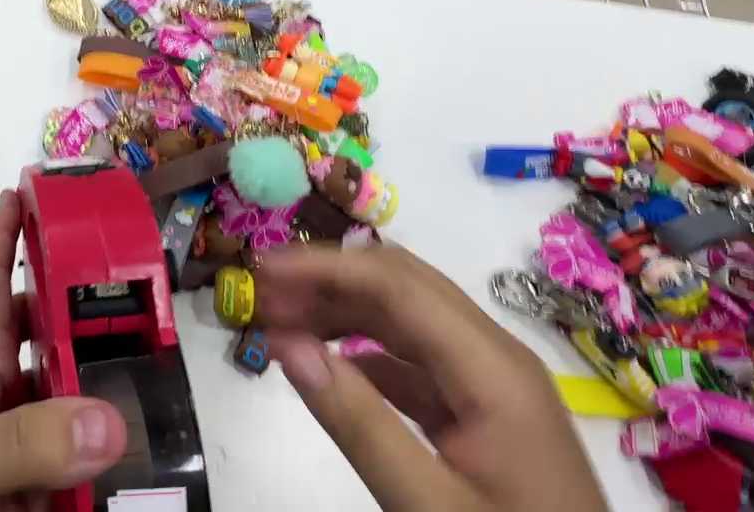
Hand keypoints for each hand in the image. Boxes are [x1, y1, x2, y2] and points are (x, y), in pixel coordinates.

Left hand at [0, 189, 126, 510]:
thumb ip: (20, 443)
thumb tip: (108, 418)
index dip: (6, 237)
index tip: (28, 191)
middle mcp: (4, 405)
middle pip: (50, 342)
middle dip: (88, 313)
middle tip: (142, 301)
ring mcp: (19, 454)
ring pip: (74, 406)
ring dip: (110, 392)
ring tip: (164, 380)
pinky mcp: (33, 500)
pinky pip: (82, 472)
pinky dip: (110, 466)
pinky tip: (145, 466)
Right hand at [256, 246, 606, 511]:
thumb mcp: (429, 509)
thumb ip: (357, 424)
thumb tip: (285, 342)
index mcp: (492, 369)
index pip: (395, 285)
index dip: (323, 266)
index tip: (260, 269)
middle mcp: (494, 356)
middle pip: (401, 286)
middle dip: (326, 278)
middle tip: (260, 291)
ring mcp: (491, 381)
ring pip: (405, 316)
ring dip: (340, 309)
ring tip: (279, 320)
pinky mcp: (482, 408)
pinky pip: (413, 356)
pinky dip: (360, 347)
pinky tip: (324, 359)